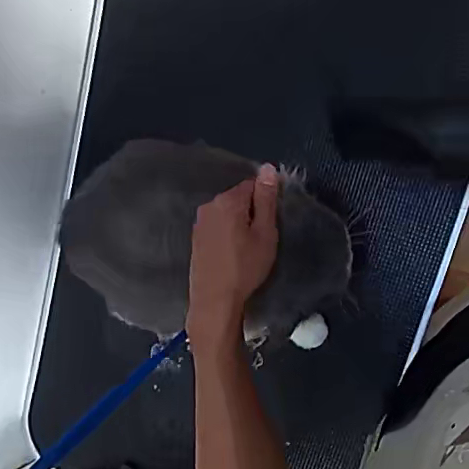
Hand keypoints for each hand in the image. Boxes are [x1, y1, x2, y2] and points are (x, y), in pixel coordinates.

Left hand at [187, 165, 279, 345]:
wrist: (215, 299)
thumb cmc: (246, 267)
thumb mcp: (265, 233)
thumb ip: (266, 199)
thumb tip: (269, 168)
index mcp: (227, 201)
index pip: (253, 185)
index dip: (266, 201)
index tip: (273, 222)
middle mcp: (209, 206)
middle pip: (238, 198)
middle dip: (252, 212)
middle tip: (264, 238)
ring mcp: (199, 222)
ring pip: (228, 213)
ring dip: (240, 224)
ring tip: (250, 248)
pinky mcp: (196, 238)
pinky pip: (218, 226)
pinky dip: (229, 234)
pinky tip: (235, 253)